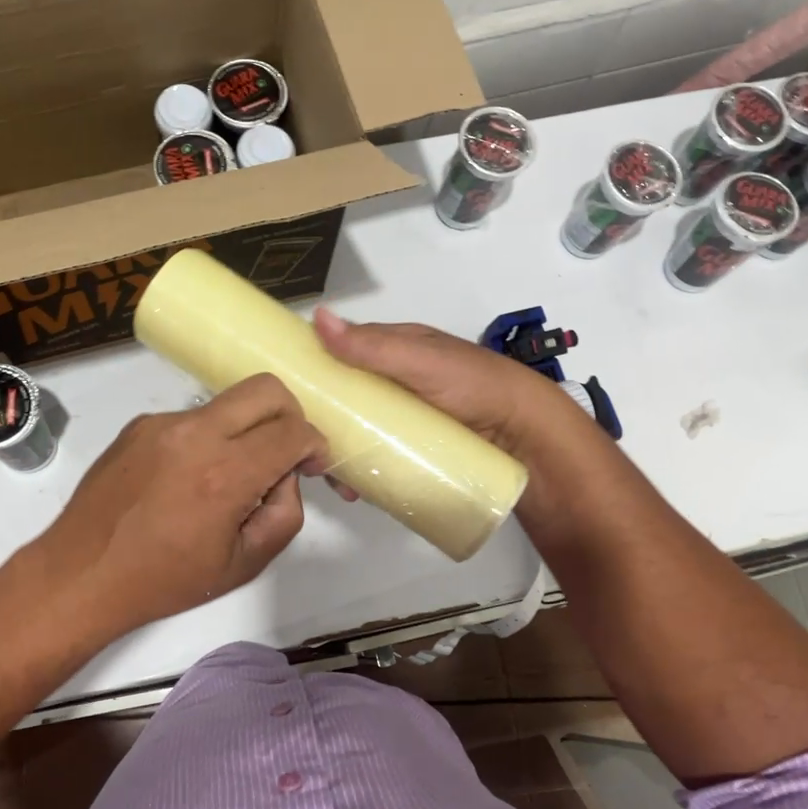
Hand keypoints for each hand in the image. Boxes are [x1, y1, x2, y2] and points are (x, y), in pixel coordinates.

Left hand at [32, 374, 329, 633]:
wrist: (81, 573)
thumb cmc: (165, 580)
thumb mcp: (243, 564)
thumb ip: (284, 514)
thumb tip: (285, 476)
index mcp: (224, 474)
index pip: (292, 430)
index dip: (315, 444)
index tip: (313, 465)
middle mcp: (194, 435)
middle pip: (265, 389)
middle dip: (290, 414)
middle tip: (285, 452)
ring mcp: (161, 424)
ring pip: (226, 404)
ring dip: (244, 430)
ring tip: (227, 478)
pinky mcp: (137, 425)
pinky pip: (190, 419)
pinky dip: (206, 440)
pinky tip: (186, 481)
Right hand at [312, 308, 583, 470]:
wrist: (526, 436)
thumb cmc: (475, 386)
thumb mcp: (421, 361)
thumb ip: (373, 346)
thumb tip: (317, 318)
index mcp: (390, 350)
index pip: (336, 355)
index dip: (308, 372)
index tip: (282, 399)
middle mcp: (390, 383)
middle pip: (340, 401)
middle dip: (320, 425)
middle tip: (310, 451)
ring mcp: (400, 419)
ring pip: (353, 434)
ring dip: (337, 455)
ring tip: (336, 480)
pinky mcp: (411, 451)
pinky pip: (373, 459)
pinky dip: (359, 473)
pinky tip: (354, 490)